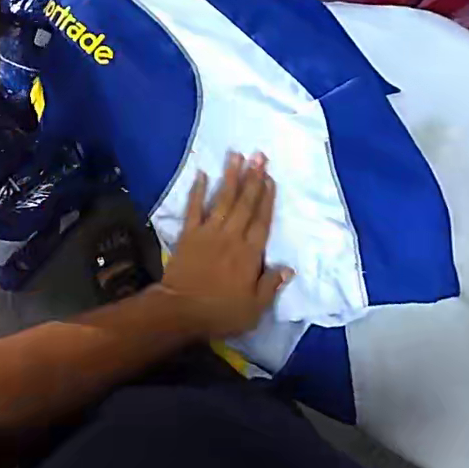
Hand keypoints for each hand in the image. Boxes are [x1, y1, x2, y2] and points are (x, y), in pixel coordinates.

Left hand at [155, 152, 291, 339]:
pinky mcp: (188, 233)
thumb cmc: (220, 312)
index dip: (267, 199)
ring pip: (222, 199)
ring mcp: (208, 232)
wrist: (180, 309)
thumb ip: (271, 285)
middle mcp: (231, 236)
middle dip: (253, 179)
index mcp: (250, 254)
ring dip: (230, 177)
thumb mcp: (254, 308)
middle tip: (259, 156)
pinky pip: (194, 207)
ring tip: (236, 155)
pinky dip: (197, 190)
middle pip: (245, 204)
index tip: (271, 179)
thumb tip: (288, 268)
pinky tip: (202, 173)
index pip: (262, 221)